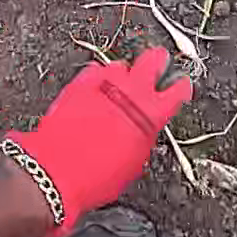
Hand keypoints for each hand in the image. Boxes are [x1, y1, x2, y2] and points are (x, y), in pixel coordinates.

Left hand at [4, 47, 191, 236]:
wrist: (55, 172)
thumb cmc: (95, 177)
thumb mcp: (134, 163)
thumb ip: (143, 137)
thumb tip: (143, 131)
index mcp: (151, 115)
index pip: (177, 90)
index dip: (180, 86)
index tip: (179, 85)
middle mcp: (132, 93)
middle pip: (153, 59)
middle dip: (157, 60)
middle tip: (156, 64)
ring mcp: (105, 83)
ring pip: (121, 65)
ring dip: (122, 75)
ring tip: (117, 88)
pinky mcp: (81, 82)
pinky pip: (95, 71)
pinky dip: (97, 79)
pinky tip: (94, 93)